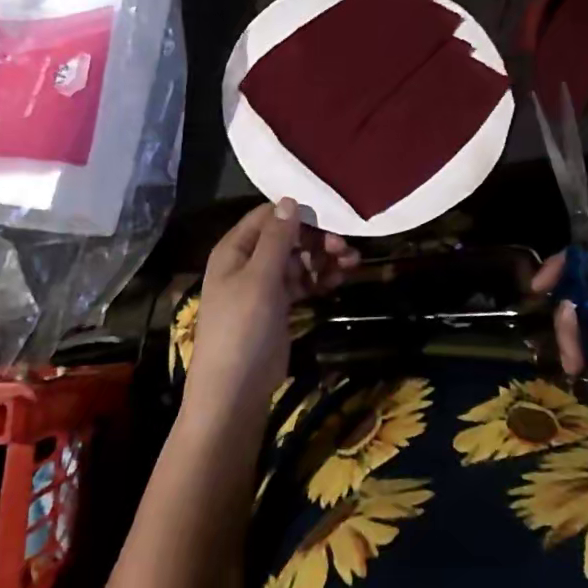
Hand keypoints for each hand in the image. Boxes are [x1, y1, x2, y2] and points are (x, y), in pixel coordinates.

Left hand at [186, 199, 357, 419]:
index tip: (331, 216)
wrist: (236, 388)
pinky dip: (319, 279)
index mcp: (235, 249)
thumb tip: (290, 200)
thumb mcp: (260, 277)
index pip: (269, 217)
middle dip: (317, 239)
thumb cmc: (243, 327)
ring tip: (351, 263)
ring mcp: (264, 285)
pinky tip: (339, 281)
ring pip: (299, 260)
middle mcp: (248, 262)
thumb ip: (277, 239)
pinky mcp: (278, 306)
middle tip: (345, 248)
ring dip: (323, 259)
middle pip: (288, 238)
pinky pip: (302, 282)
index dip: (299, 214)